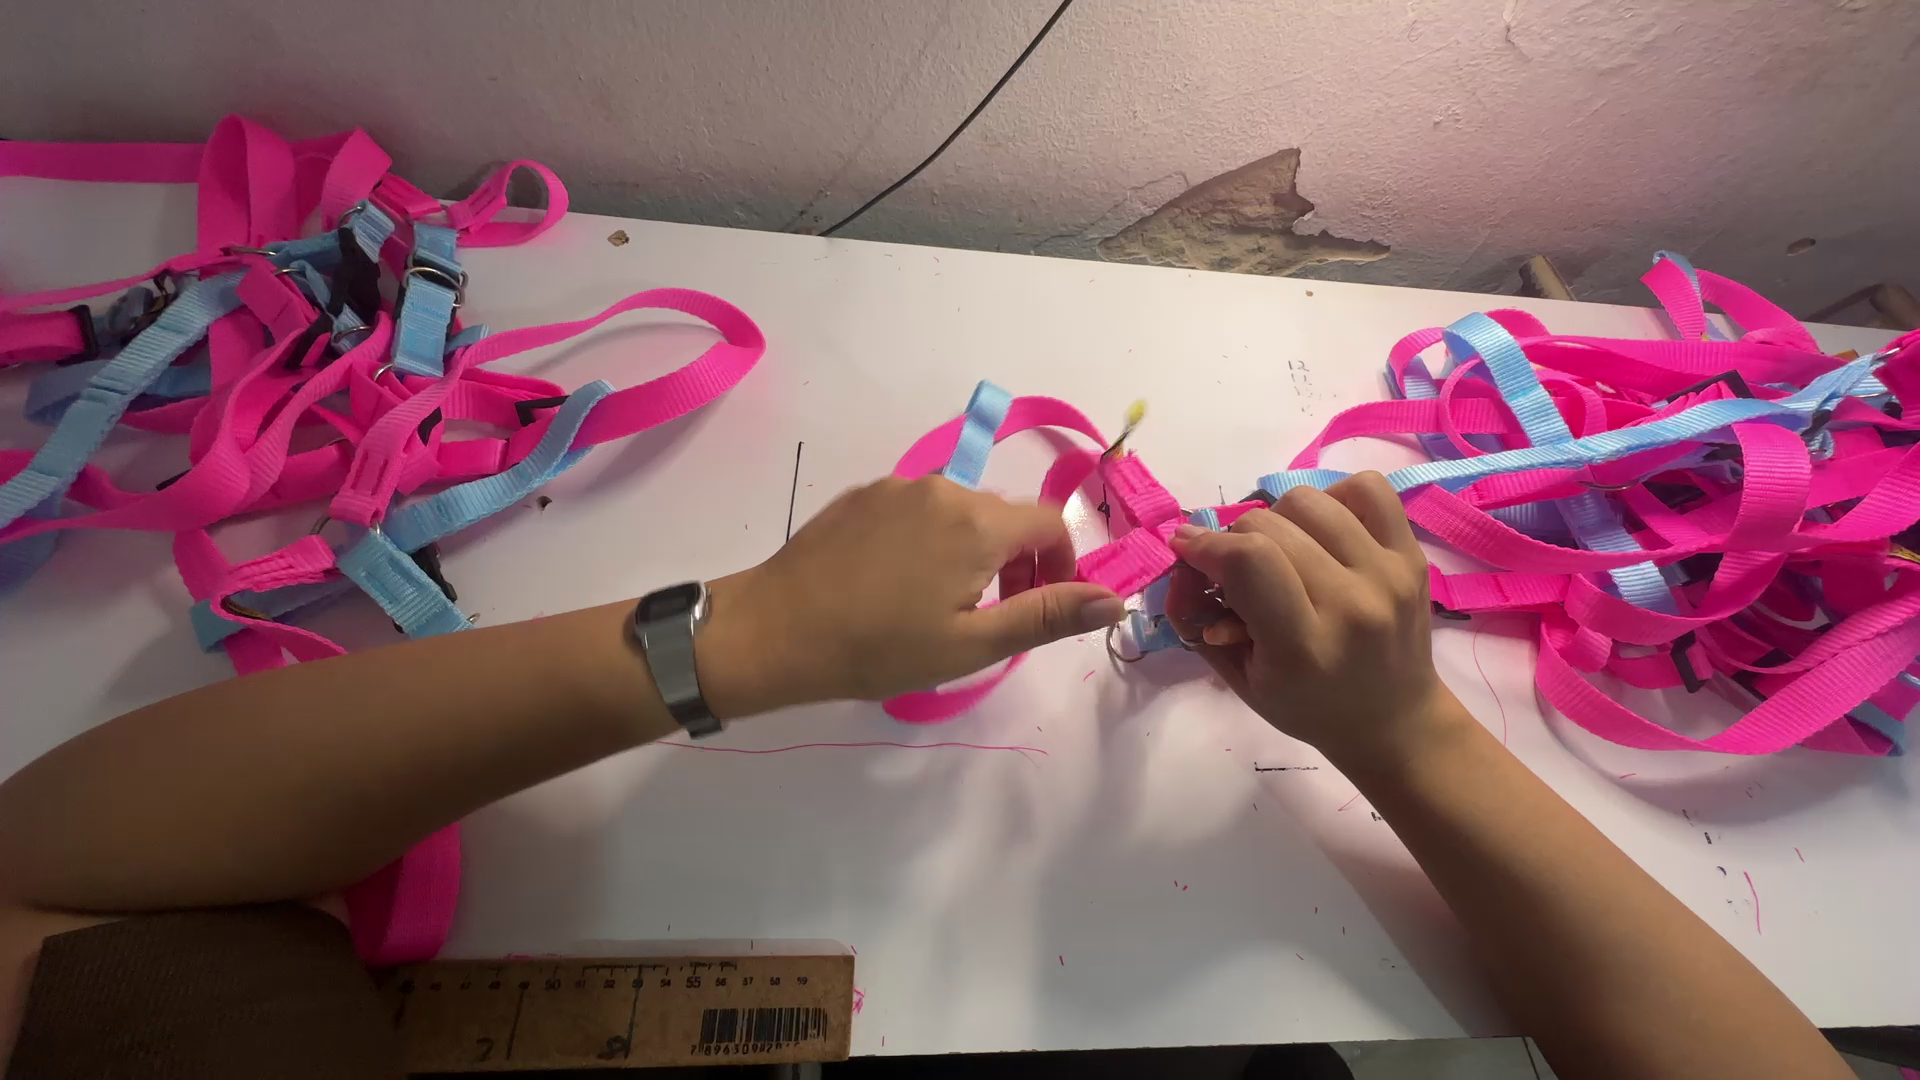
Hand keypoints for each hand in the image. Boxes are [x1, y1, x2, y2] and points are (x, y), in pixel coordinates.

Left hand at [701, 476, 1125, 713]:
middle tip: (987, 615)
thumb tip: (1115, 599)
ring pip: (961, 511)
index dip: (1060, 564)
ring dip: (972, 549)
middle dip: (1016, 560)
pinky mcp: (864, 494)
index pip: (1050, 522)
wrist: (775, 630)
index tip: (1037, 606)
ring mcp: (898, 486)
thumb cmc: (879, 648)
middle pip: (1005, 515)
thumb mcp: (972, 644)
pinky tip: (896, 580)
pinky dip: (930, 538)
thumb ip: (1047, 615)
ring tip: (938, 602)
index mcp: (978, 522)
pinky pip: (918, 508)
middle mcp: (943, 487)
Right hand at [1164, 472, 1467, 769]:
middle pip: (1269, 525)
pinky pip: (1366, 488)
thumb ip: (1196, 617)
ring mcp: (1389, 575)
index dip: (1205, 544)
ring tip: (1281, 550)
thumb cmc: (1305, 705)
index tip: (1188, 549)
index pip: (1246, 560)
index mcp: (1303, 646)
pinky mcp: (1412, 556)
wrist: (1393, 720)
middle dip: (1234, 538)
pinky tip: (1322, 531)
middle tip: (1236, 567)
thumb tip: (1183, 548)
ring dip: (1277, 518)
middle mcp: (1352, 605)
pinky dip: (1333, 499)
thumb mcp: (1237, 678)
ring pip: (1308, 500)